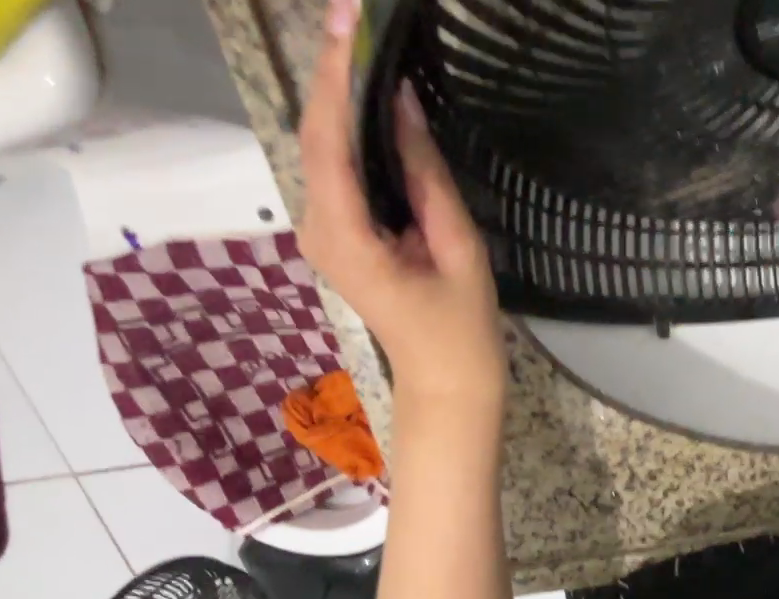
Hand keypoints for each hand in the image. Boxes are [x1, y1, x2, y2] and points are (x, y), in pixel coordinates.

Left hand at [298, 0, 502, 405]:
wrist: (447, 383)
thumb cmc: (462, 328)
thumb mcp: (456, 248)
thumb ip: (425, 175)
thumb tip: (402, 102)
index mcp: (344, 235)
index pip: (328, 139)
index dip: (336, 75)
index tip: (349, 20)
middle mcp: (317, 227)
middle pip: (317, 135)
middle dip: (334, 71)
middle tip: (356, 16)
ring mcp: (322, 231)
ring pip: (323, 148)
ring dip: (341, 95)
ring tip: (362, 41)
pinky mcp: (338, 233)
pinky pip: (339, 171)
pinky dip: (351, 129)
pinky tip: (370, 97)